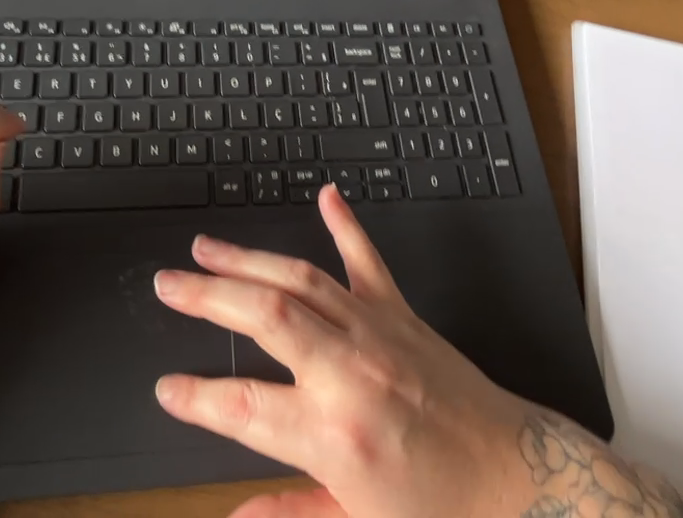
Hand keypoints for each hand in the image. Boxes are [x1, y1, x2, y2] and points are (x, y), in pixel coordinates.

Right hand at [150, 188, 537, 517]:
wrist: (515, 478)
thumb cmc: (441, 507)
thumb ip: (288, 514)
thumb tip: (235, 516)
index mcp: (334, 435)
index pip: (243, 408)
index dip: (195, 397)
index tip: (167, 388)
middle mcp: (350, 373)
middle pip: (264, 315)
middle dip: (207, 295)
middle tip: (168, 283)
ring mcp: (376, 332)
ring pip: (301, 279)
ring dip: (248, 259)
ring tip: (207, 247)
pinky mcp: (401, 314)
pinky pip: (367, 259)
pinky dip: (345, 224)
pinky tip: (327, 196)